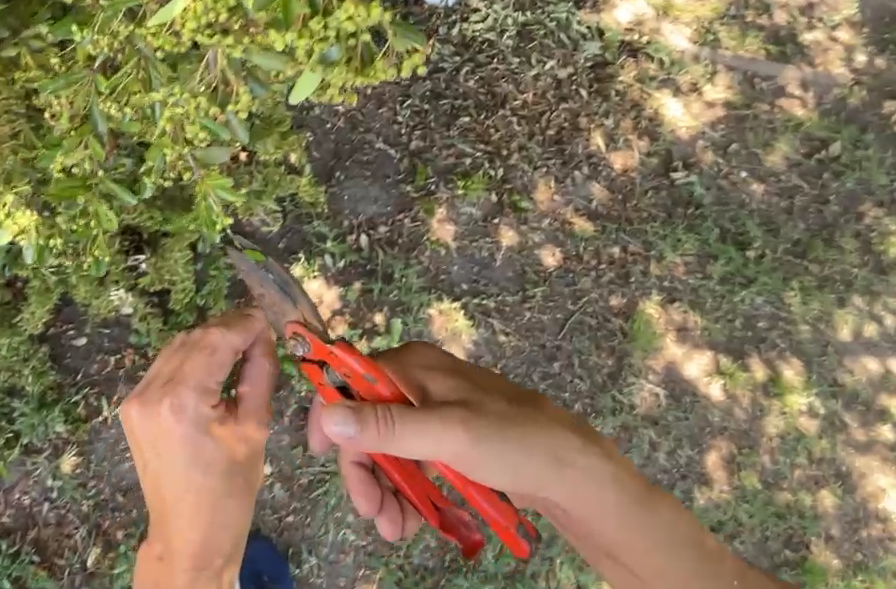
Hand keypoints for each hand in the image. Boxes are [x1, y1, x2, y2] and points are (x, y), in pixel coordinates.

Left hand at [120, 308, 279, 588]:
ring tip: (240, 345)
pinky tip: (213, 364)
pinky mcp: (132, 405)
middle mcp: (151, 391)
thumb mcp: (254, 431)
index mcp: (182, 401)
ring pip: (177, 347)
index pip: (216, 340)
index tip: (266, 319)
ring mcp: (136, 397)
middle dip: (227, 330)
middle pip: (194, 338)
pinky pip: (165, 366)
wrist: (188, 538)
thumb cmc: (229, 493)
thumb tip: (263, 336)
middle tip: (258, 332)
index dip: (243, 324)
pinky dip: (191, 358)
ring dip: (209, 341)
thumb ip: (259, 375)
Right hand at [305, 341, 606, 543]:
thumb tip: (328, 415)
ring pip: (386, 449)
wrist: (575, 473)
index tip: (321, 456)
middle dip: (365, 470)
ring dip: (384, 489)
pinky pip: (411, 463)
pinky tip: (413, 520)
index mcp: (410, 366)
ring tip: (396, 530)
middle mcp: (415, 382)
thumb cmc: (512, 440)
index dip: (331, 415)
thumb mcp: (446, 434)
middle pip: (365, 423)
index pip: (349, 380)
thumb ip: (386, 426)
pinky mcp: (447, 440)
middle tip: (374, 516)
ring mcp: (432, 412)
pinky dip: (406, 491)